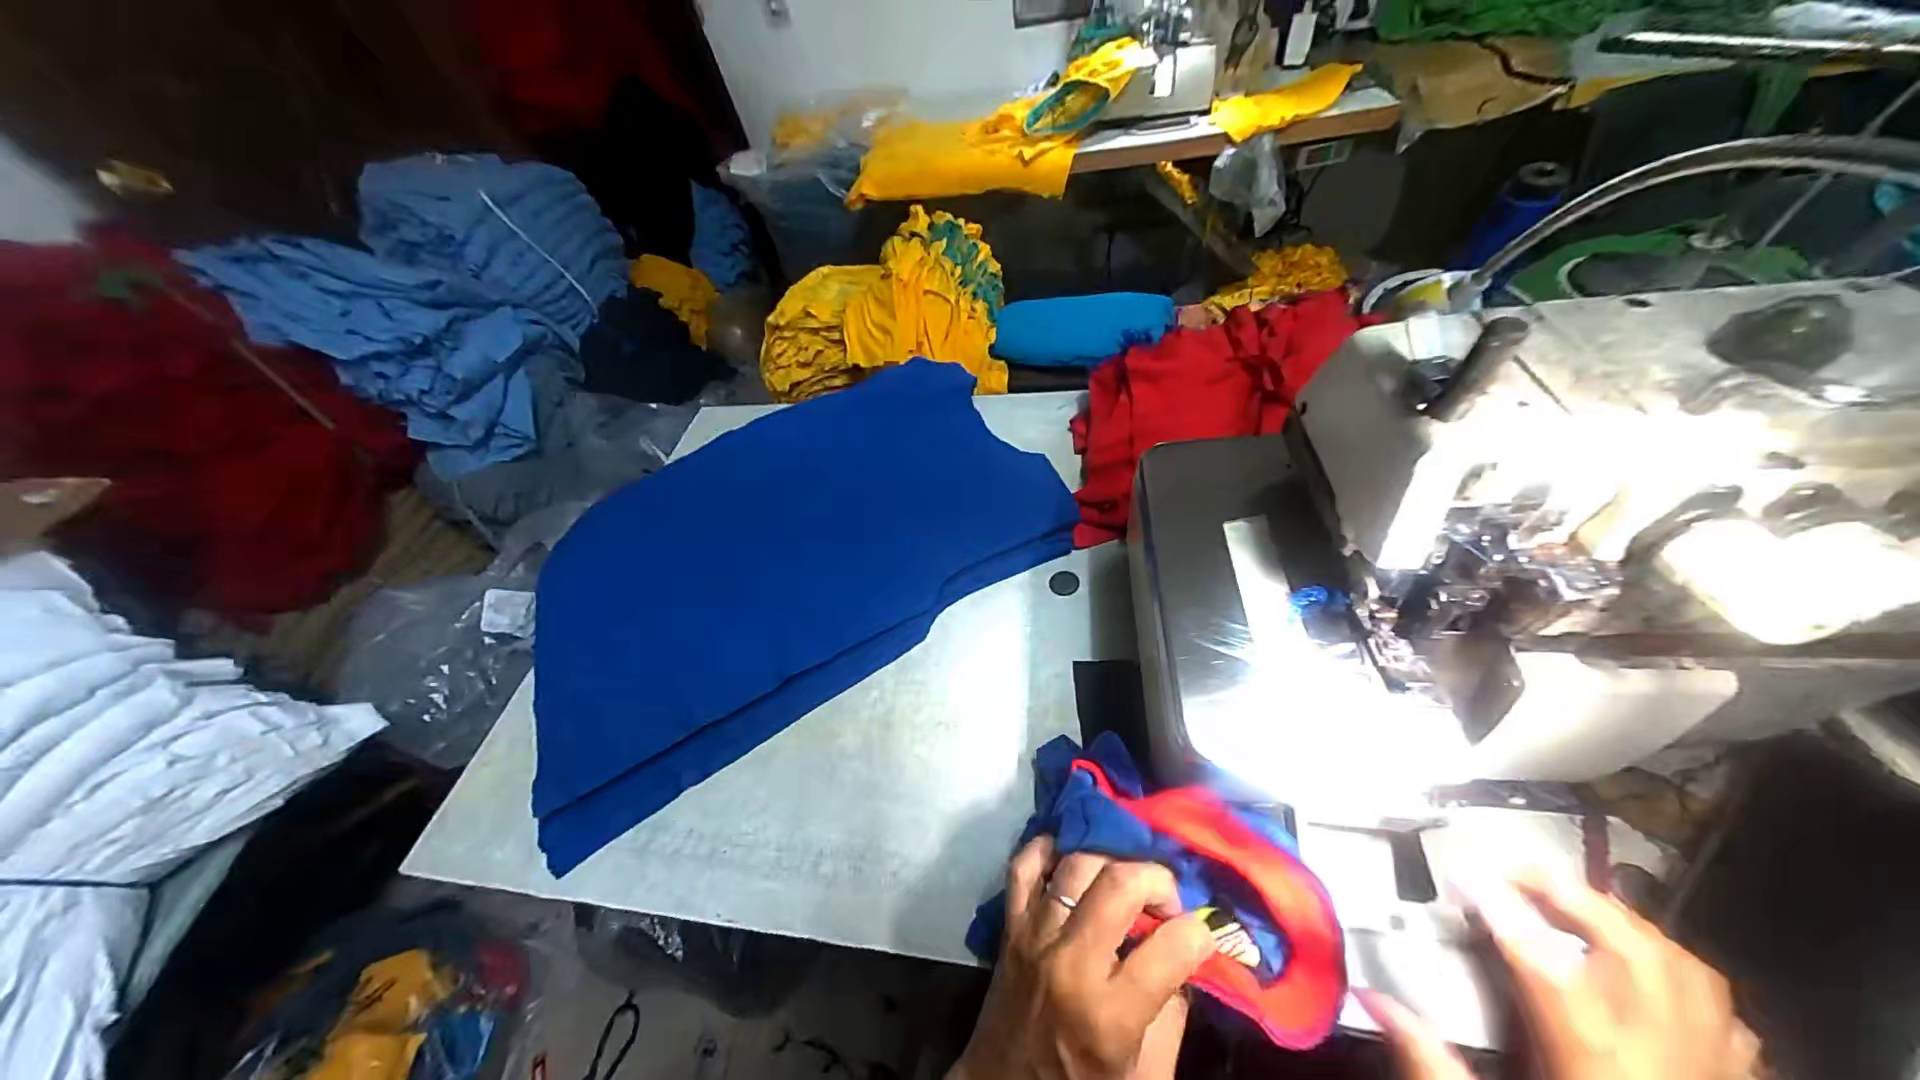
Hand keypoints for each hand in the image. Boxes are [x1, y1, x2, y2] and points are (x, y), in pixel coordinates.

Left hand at [948, 836, 1215, 1079]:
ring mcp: (1034, 936)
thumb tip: (1185, 949)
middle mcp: (1070, 964)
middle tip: (1166, 902)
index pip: (1171, 947)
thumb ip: (1172, 1009)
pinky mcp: (1009, 925)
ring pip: (1077, 864)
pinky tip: (1072, 859)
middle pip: (1120, 884)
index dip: (1200, 933)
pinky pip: (1024, 865)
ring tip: (1125, 882)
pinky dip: (1048, 850)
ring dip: (1111, 862)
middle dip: (1157, 880)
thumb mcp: (1148, 1071)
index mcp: (1110, 1015)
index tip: (1203, 933)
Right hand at [1359, 868, 1761, 1079]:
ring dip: (1629, 927)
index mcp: (1592, 1059)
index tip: (1464, 867)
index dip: (1499, 904)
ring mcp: (1710, 1072)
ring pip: (1687, 974)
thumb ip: (1431, 1061)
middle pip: (1630, 951)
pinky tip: (1654, 977)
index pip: (1541, 961)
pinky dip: (1684, 982)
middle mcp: (1660, 1057)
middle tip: (1519, 869)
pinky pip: (1727, 1022)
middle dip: (1572, 896)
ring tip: (1581, 905)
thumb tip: (1372, 998)